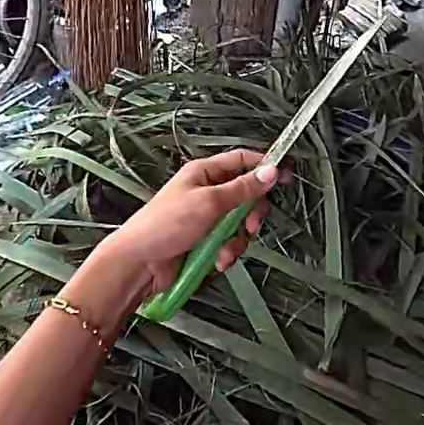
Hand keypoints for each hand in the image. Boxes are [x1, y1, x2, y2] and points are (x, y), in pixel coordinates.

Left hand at [79, 149, 280, 303]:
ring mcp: (205, 219)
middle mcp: (205, 193)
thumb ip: (242, 188)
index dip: (264, 167)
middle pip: (246, 196)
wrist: (139, 263)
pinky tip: (214, 259)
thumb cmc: (162, 225)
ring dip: (236, 240)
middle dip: (250, 214)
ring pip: (239, 225)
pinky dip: (226, 254)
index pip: (241, 161)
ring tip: (222, 249)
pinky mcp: (204, 242)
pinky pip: (229, 245)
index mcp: (203, 173)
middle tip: (248, 224)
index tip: (284, 176)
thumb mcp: (209, 203)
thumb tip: (269, 172)